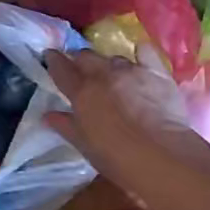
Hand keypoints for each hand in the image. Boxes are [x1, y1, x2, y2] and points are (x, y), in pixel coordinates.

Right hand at [45, 50, 209, 191]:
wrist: (161, 154)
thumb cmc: (117, 157)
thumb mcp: (85, 146)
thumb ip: (66, 126)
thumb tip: (48, 115)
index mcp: (82, 92)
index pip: (61, 68)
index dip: (54, 60)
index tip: (50, 55)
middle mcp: (103, 74)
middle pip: (86, 56)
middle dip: (80, 59)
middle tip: (80, 68)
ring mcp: (130, 69)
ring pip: (113, 57)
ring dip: (108, 64)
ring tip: (111, 74)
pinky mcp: (155, 72)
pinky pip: (145, 52)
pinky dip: (140, 53)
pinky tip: (140, 56)